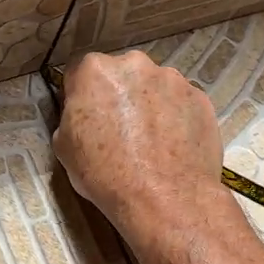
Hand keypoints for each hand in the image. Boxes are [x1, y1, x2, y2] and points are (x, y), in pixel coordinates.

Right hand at [53, 50, 227, 239]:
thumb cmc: (105, 173)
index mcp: (95, 70)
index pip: (80, 71)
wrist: (165, 198)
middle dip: (118, 94)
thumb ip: (71, 115)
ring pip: (153, 86)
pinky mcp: (200, 98)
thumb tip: (82, 113)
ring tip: (149, 140)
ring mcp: (172, 79)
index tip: (85, 114)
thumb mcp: (64, 146)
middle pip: (120, 74)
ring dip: (148, 104)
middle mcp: (135, 64)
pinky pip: (180, 102)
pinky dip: (174, 117)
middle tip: (118, 128)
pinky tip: (171, 145)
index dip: (80, 94)